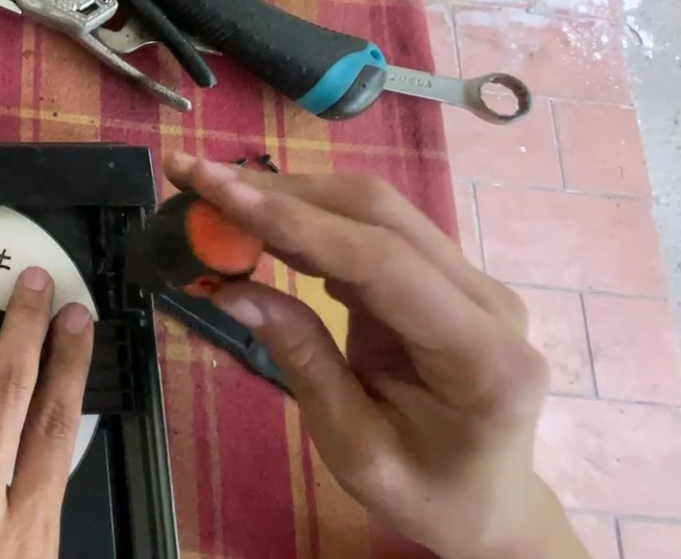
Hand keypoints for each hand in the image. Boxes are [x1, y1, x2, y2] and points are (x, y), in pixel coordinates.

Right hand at [164, 153, 586, 558]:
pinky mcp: (433, 269)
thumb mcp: (354, 446)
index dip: (293, 221)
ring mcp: (462, 277)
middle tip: (192, 175)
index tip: (216, 190)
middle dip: (275, 189)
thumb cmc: (423, 491)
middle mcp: (483, 298)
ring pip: (363, 205)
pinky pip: (359, 223)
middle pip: (372, 212)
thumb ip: (301, 359)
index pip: (379, 260)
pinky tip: (248, 214)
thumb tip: (228, 289)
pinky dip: (296, 213)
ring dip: (281, 191)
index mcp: (481, 355)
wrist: (487, 504)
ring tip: (207, 186)